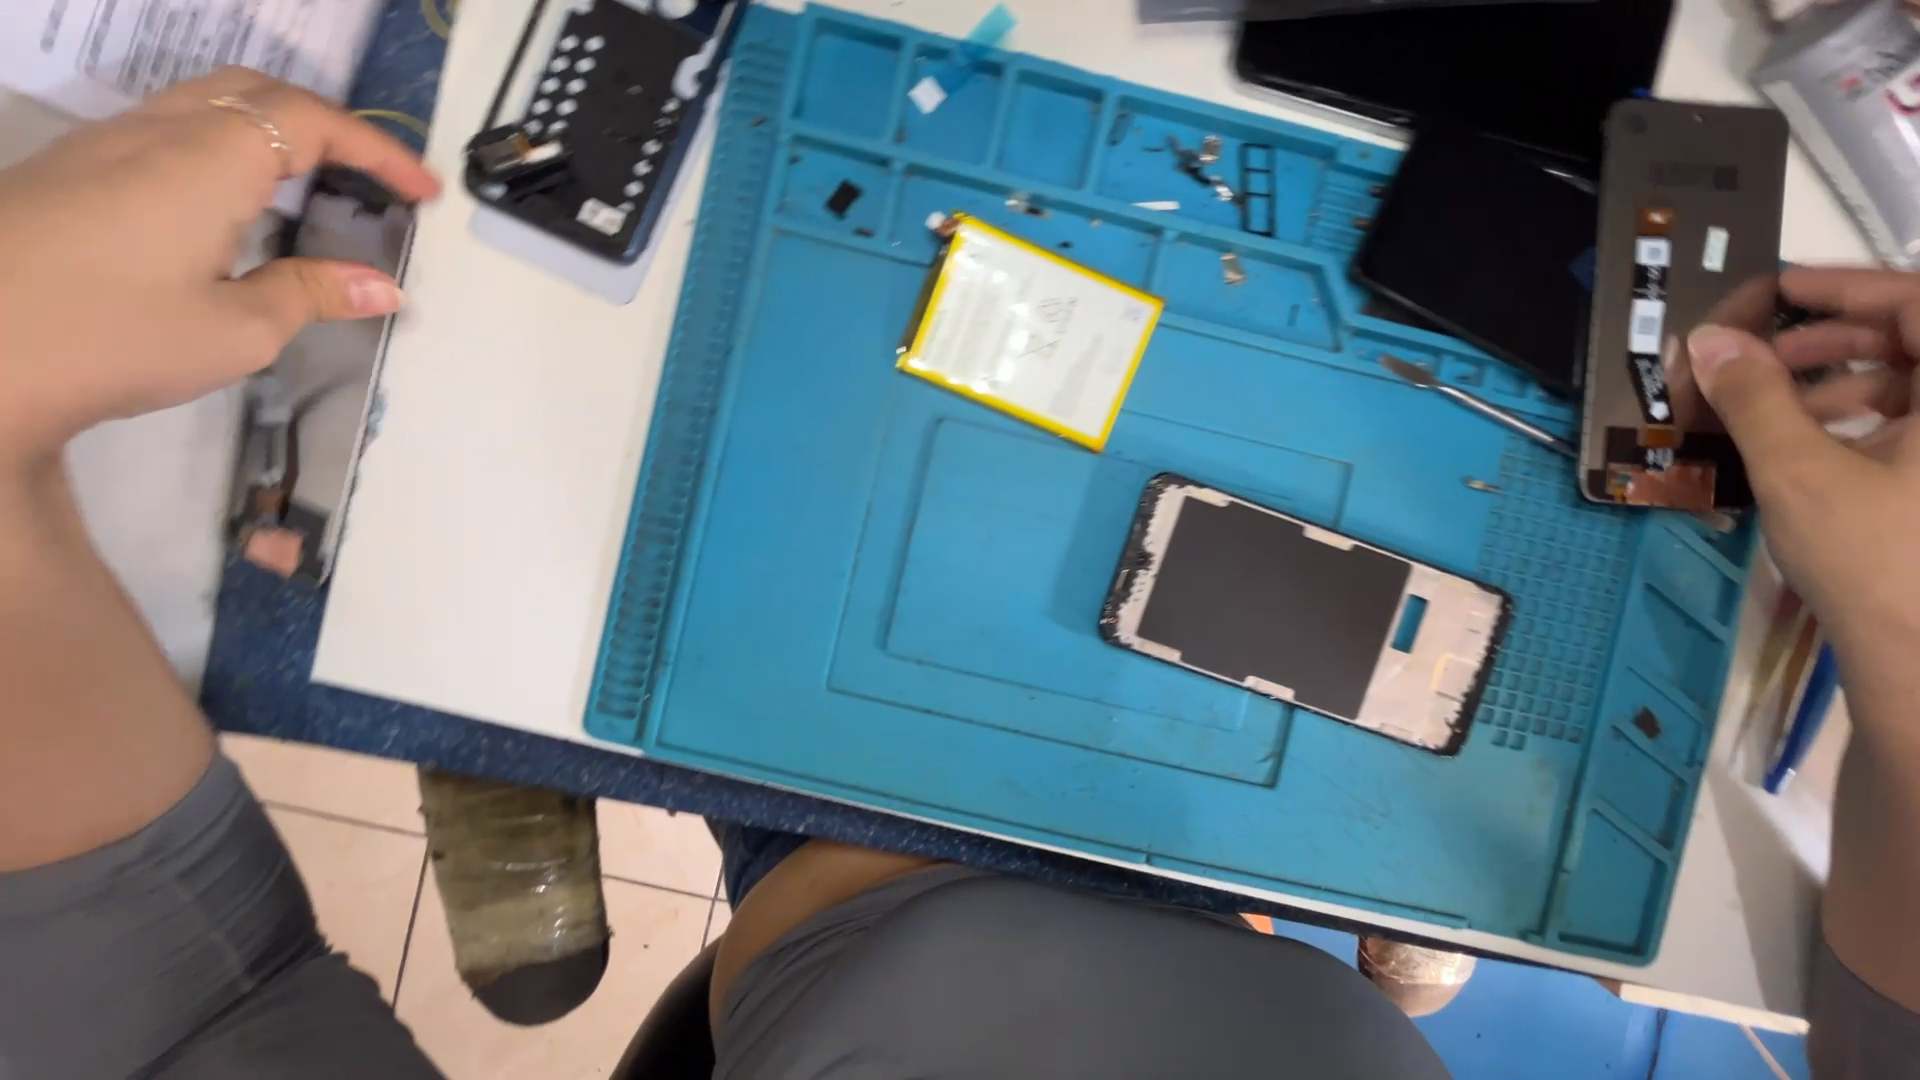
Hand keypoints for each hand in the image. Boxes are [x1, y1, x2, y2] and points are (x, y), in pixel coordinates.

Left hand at [0, 67, 438, 467]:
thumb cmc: (111, 337)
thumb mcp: (238, 329)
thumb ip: (313, 294)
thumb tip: (381, 287)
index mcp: (201, 165)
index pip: (307, 121)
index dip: (377, 149)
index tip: (425, 192)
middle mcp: (150, 137)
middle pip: (253, 91)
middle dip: (331, 125)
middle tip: (379, 177)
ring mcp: (102, 149)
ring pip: (206, 104)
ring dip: (279, 132)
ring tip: (326, 185)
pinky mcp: (74, 174)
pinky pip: (170, 131)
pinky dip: (234, 148)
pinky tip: (249, 203)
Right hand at [1687, 267, 1919, 726]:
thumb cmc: (1874, 556)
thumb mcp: (1799, 471)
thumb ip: (1754, 398)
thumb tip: (1709, 340)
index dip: (1846, 287)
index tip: (1772, 288)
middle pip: (1917, 341)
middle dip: (1831, 339)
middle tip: (1751, 356)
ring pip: (1913, 383)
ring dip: (1835, 382)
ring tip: (1762, 405)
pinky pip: (1912, 424)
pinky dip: (1857, 420)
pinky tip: (1801, 442)